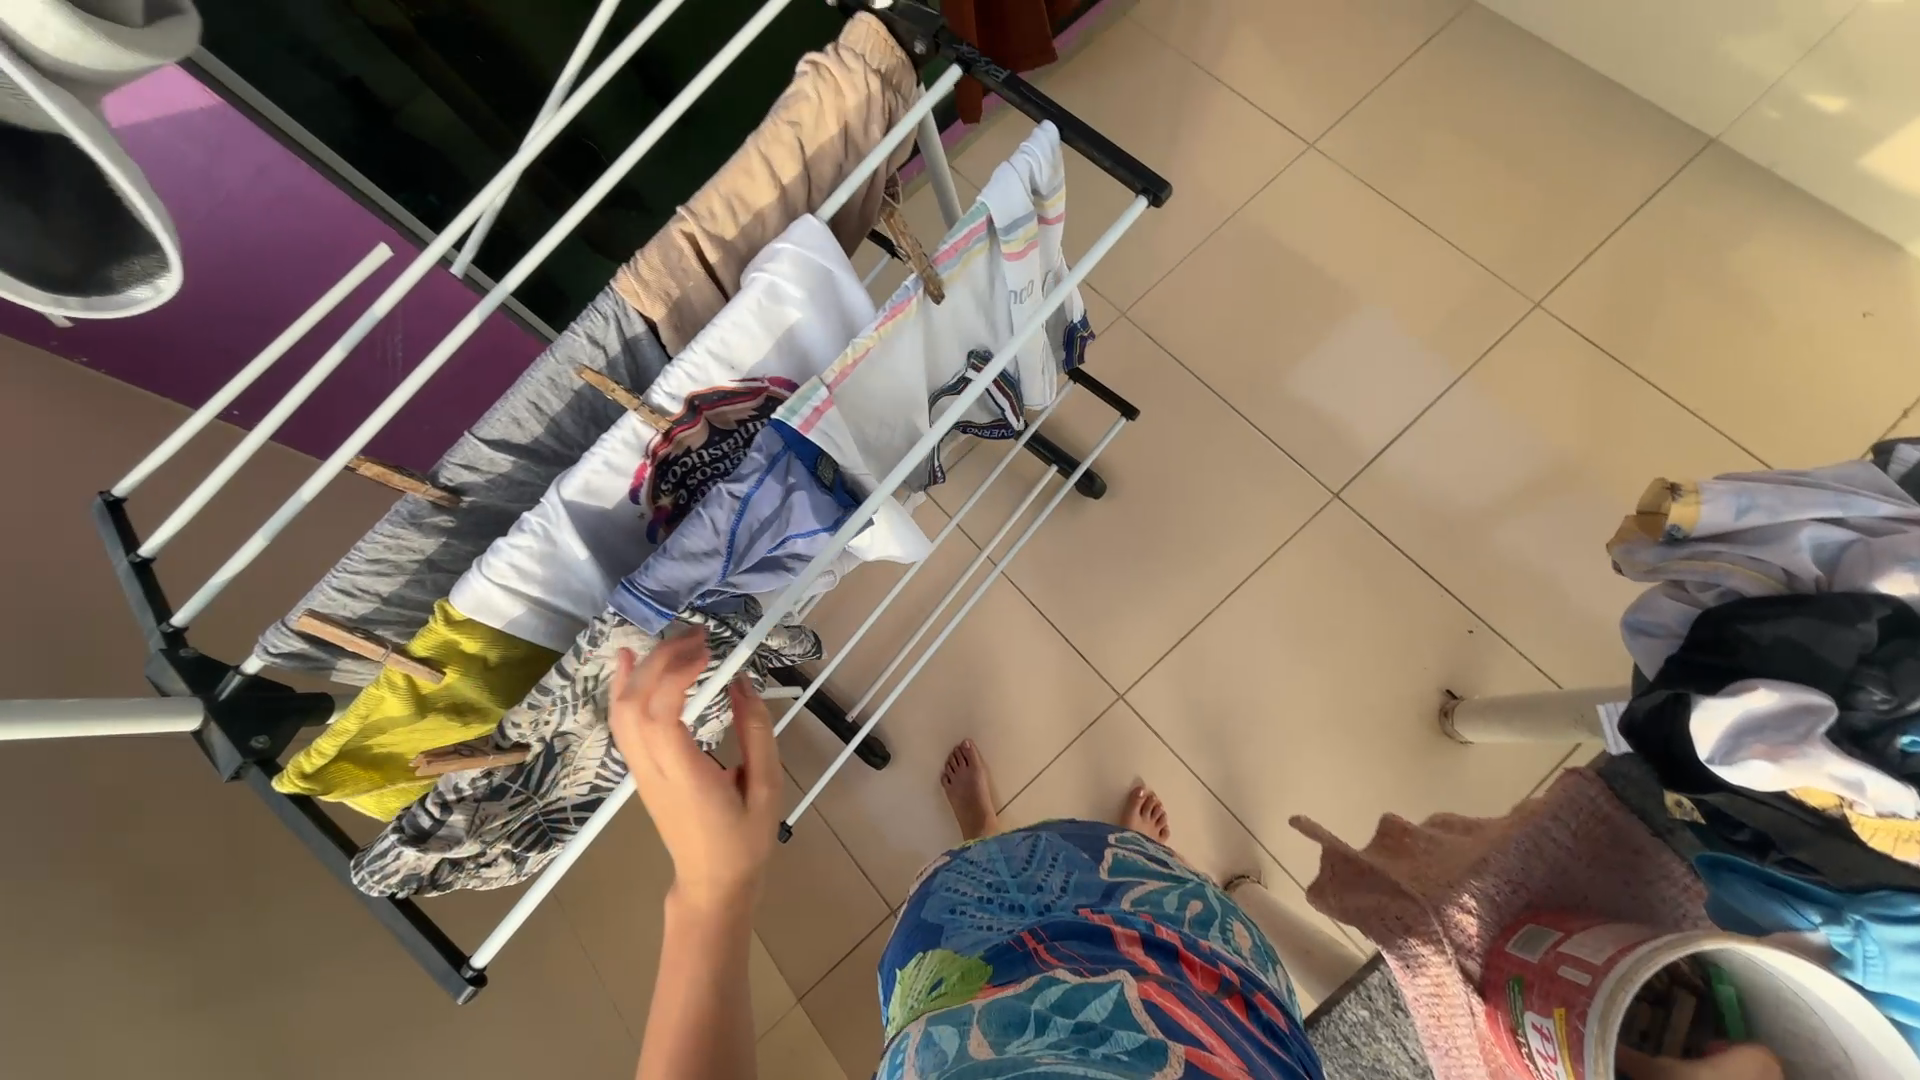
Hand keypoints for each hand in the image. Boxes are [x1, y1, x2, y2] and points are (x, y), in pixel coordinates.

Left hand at [608, 632, 782, 913]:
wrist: (712, 881)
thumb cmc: (744, 838)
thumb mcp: (766, 786)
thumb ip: (755, 731)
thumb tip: (741, 681)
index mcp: (684, 776)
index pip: (661, 715)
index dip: (676, 675)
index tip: (707, 650)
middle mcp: (652, 770)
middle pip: (635, 706)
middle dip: (661, 661)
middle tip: (698, 636)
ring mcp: (639, 771)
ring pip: (621, 713)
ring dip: (640, 670)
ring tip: (668, 639)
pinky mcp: (639, 770)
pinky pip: (622, 723)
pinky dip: (624, 688)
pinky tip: (631, 663)